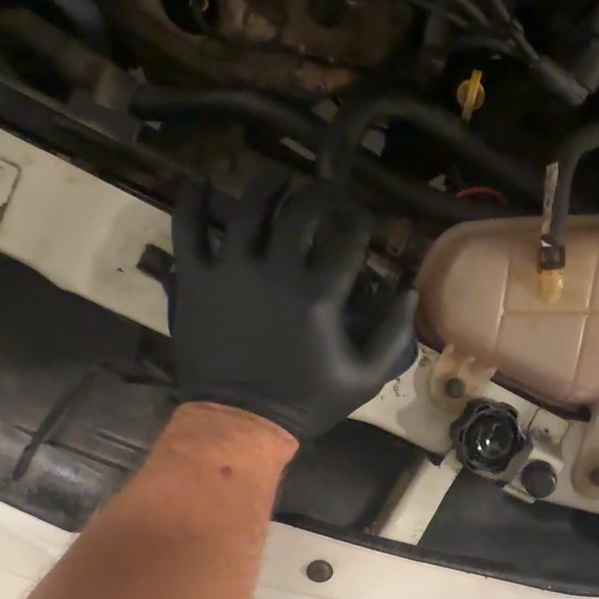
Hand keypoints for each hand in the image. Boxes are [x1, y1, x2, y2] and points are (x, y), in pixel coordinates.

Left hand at [170, 175, 415, 442]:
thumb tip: (410, 291)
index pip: (347, 237)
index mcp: (320, 294)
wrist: (242, 421)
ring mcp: (230, 270)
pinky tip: (197, 182)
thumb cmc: (308, 402)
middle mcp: (276, 270)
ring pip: (247, 209)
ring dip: (265, 187)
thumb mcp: (366, 377)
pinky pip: (187, 229)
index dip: (360, 220)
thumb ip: (393, 333)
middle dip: (317, 195)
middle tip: (323, 192)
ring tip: (275, 177)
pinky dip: (191, 201)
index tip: (363, 217)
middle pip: (299, 212)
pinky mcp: (195, 279)